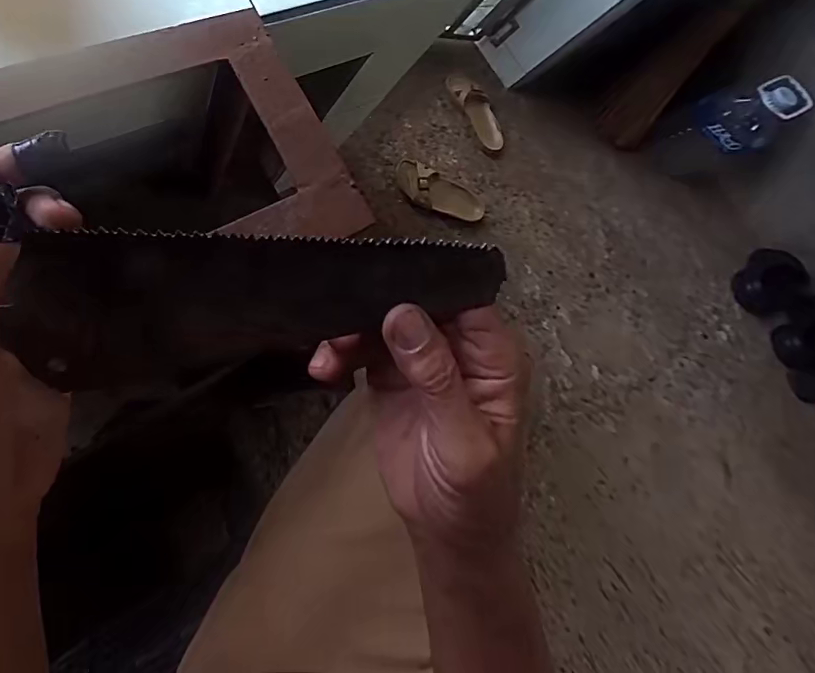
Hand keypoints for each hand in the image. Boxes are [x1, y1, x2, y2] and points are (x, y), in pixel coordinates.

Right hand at [310, 304, 529, 552]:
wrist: (446, 537)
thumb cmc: (475, 494)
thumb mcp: (462, 439)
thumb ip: (436, 377)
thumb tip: (402, 314)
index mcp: (491, 355)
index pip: (462, 300)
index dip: (425, 284)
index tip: (381, 277)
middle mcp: (457, 347)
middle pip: (415, 303)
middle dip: (374, 304)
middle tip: (339, 316)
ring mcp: (421, 358)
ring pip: (382, 321)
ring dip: (349, 332)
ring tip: (327, 356)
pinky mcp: (390, 374)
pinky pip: (362, 348)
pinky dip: (340, 352)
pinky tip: (323, 368)